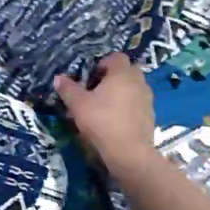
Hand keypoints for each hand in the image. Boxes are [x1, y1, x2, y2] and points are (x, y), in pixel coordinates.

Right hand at [54, 54, 156, 171]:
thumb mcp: (78, 105)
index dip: (103, 64)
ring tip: (106, 108)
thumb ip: (68, 89)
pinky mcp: (151, 115)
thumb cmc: (102, 122)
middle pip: (127, 71)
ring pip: (134, 88)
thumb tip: (58, 78)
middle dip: (113, 78)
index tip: (91, 78)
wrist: (129, 152)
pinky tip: (117, 121)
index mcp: (123, 73)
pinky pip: (138, 104)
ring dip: (122, 93)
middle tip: (97, 92)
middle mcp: (139, 81)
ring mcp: (148, 99)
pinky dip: (129, 108)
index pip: (116, 57)